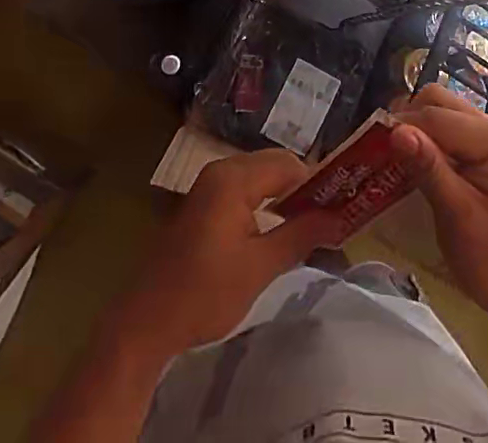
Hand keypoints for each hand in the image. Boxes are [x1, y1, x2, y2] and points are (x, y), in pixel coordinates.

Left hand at [111, 148, 348, 355]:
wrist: (146, 323)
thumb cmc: (204, 294)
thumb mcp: (261, 266)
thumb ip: (302, 234)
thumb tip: (339, 218)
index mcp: (232, 179)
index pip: (289, 165)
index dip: (318, 182)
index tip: (342, 206)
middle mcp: (220, 171)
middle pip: (275, 165)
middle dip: (304, 187)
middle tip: (331, 215)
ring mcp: (208, 186)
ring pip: (261, 177)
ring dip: (286, 195)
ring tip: (313, 223)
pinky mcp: (204, 203)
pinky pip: (245, 189)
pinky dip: (267, 202)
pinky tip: (280, 227)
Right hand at [393, 84, 487, 322]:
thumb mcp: (458, 216)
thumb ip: (428, 169)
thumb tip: (395, 130)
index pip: (435, 115)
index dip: (401, 127)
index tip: (371, 151)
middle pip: (436, 102)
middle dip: (406, 121)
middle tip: (383, 155)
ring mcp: (486, 141)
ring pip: (437, 113)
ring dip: (413, 131)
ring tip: (393, 161)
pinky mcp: (477, 155)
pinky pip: (443, 133)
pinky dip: (423, 143)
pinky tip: (410, 167)